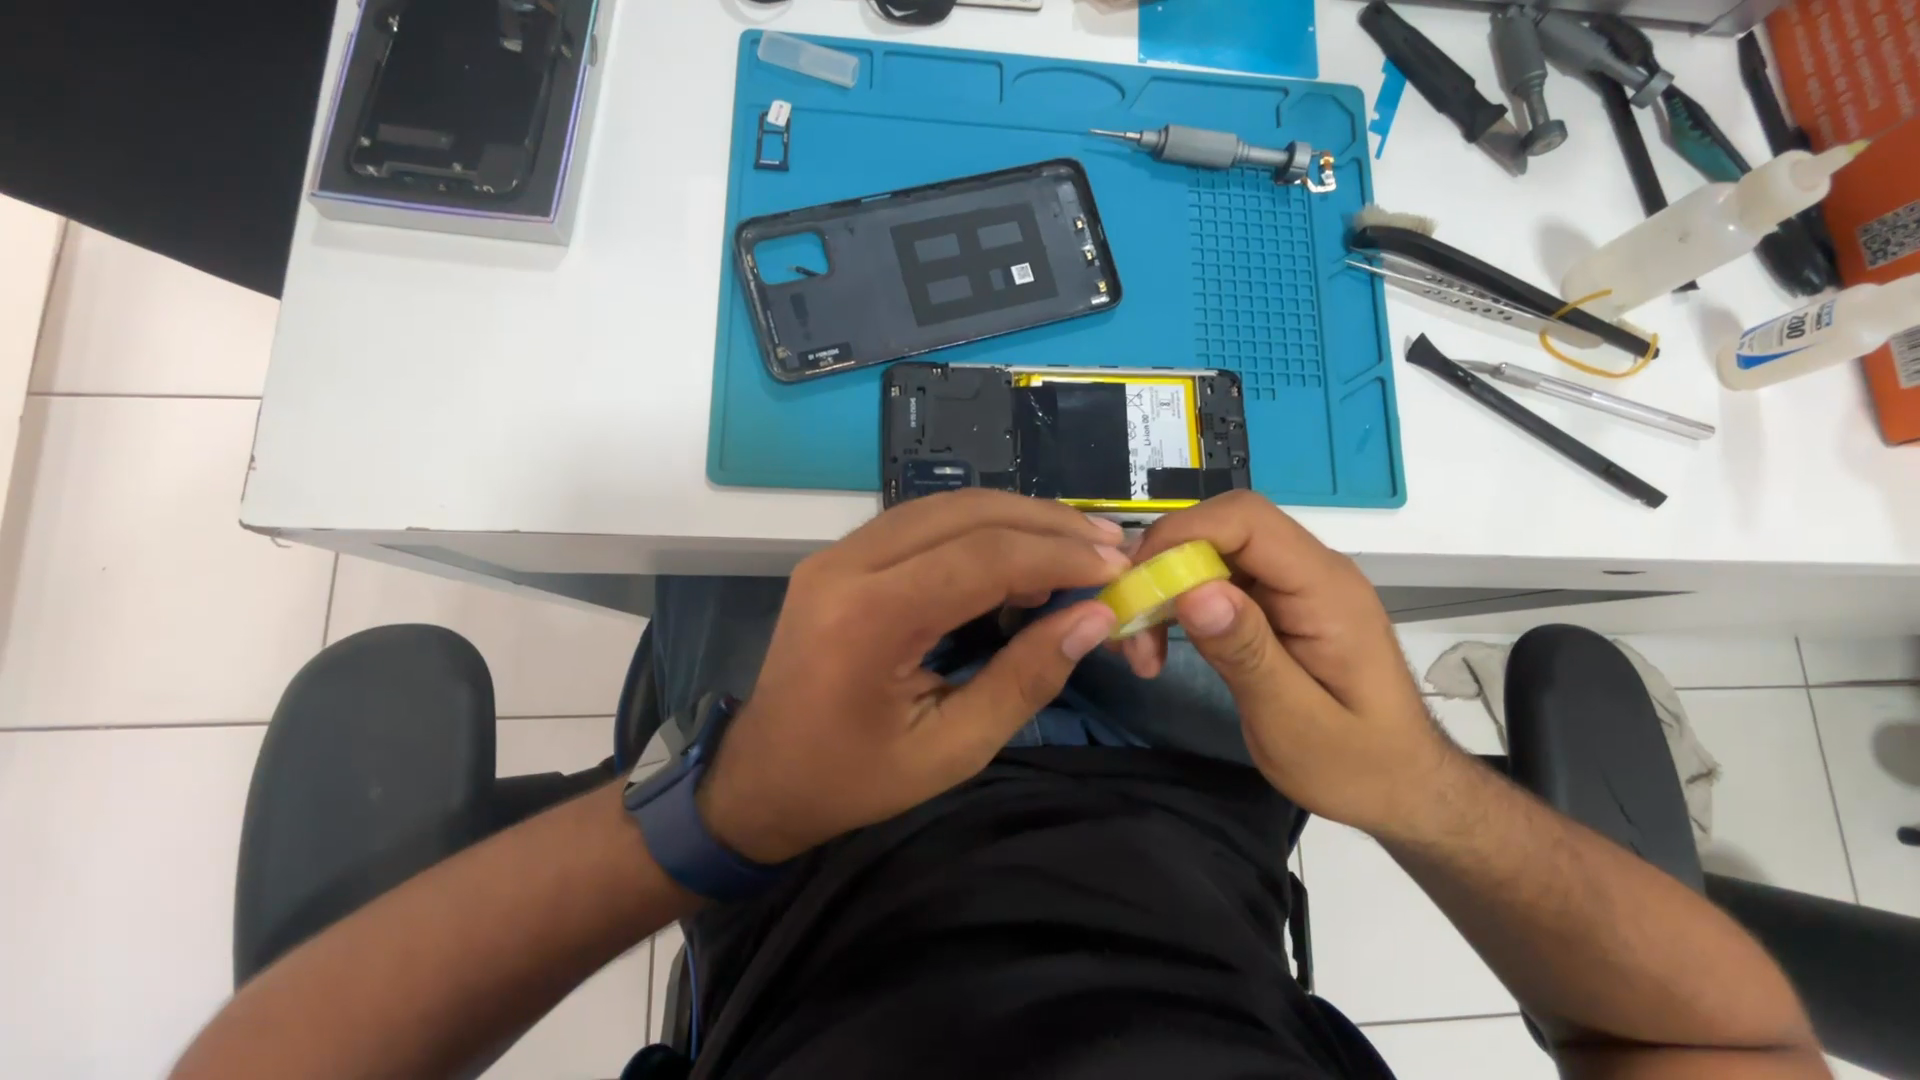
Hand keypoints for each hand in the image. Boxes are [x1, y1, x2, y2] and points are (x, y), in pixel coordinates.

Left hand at [697, 490, 1127, 863]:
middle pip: (965, 513)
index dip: (1057, 556)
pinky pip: (921, 522)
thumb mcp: (951, 750)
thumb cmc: (853, 780)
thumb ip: (1024, 680)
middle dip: (1046, 523)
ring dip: (1015, 518)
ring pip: (944, 506)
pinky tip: (1018, 553)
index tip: (1117, 567)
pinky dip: (979, 529)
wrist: (760, 778)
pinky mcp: (840, 557)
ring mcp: (837, 554)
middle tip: (1109, 544)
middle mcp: (847, 565)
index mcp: (869, 619)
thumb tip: (1093, 619)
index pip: (982, 558)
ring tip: (1076, 544)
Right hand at [1124, 492, 1453, 833]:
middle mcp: (1309, 572)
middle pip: (1221, 530)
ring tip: (1139, 654)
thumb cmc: (1357, 766)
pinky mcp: (1275, 606)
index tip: (1134, 585)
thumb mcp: (1296, 723)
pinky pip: (1215, 584)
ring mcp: (1292, 587)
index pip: (1247, 520)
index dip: (1182, 534)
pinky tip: (1158, 650)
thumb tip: (1193, 590)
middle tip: (1128, 628)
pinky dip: (1178, 609)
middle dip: (1163, 567)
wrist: (1401, 788)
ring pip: (1210, 555)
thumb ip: (1248, 654)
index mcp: (1325, 590)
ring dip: (1164, 593)